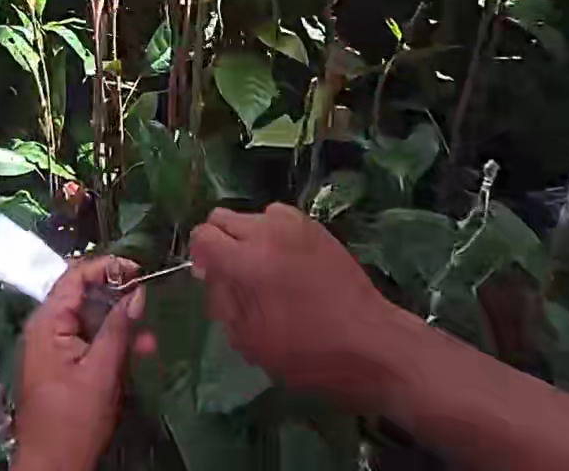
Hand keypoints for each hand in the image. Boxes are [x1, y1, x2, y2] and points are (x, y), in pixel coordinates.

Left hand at [11, 255, 154, 470]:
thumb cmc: (73, 420)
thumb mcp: (101, 371)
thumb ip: (119, 327)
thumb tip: (138, 290)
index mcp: (48, 321)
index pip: (76, 275)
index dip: (107, 267)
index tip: (137, 271)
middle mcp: (48, 326)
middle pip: (84, 294)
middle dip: (118, 295)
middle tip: (146, 297)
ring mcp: (55, 344)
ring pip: (91, 317)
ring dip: (120, 322)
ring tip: (148, 335)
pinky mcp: (64, 361)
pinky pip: (90, 338)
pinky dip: (113, 341)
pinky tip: (139, 350)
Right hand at [190, 203, 403, 402]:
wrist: (370, 341)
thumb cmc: (308, 352)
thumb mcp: (252, 341)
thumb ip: (223, 302)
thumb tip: (209, 275)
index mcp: (247, 262)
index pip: (202, 237)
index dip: (198, 255)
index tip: (207, 275)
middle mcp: (265, 231)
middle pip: (221, 218)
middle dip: (218, 241)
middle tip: (231, 271)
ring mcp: (291, 222)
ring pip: (248, 215)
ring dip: (245, 235)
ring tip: (262, 266)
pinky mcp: (312, 223)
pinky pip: (275, 216)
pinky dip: (270, 231)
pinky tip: (285, 259)